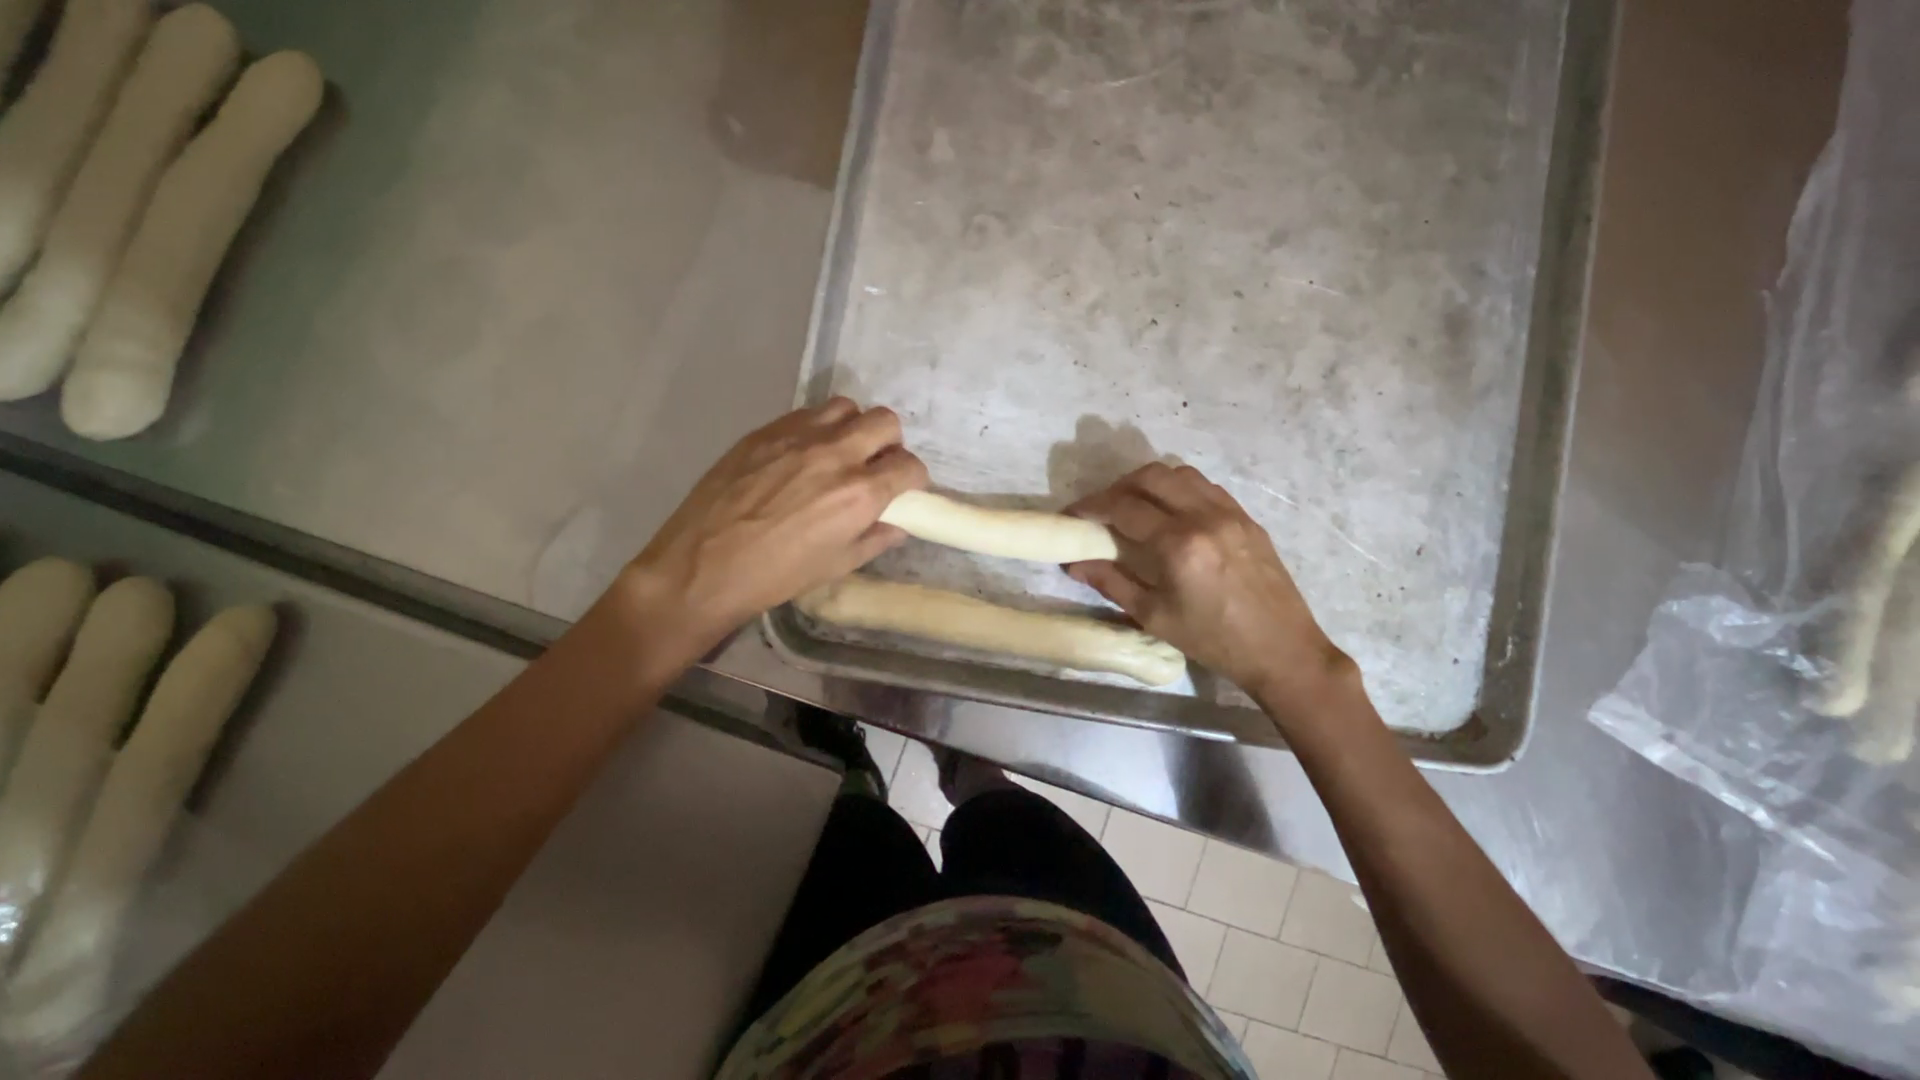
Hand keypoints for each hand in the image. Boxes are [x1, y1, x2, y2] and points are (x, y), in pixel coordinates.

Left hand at [614, 398, 926, 650]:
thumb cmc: (775, 576)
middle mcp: (835, 455)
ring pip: (846, 408)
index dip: (913, 480)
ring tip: (839, 453)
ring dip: (853, 428)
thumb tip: (897, 524)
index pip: (910, 466)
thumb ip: (875, 538)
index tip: (902, 491)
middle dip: (889, 444)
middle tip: (874, 467)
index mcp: (859, 494)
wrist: (703, 566)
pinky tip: (802, 455)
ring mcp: (798, 436)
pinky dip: (817, 428)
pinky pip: (806, 413)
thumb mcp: (836, 566)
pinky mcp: (766, 431)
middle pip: (886, 422)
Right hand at [1065, 463, 1352, 710]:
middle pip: (1151, 477)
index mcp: (1179, 545)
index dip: (1092, 506)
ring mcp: (1230, 513)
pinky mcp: (1247, 519)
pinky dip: (1181, 490)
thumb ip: (1112, 583)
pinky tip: (1172, 513)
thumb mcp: (1155, 617)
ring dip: (1151, 483)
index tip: (1072, 514)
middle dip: (1118, 487)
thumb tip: (1075, 564)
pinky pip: (1206, 487)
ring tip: (1135, 506)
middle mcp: (1205, 517)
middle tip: (1102, 509)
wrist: (1282, 650)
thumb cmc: (1214, 641)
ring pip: (1181, 474)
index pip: (1124, 507)